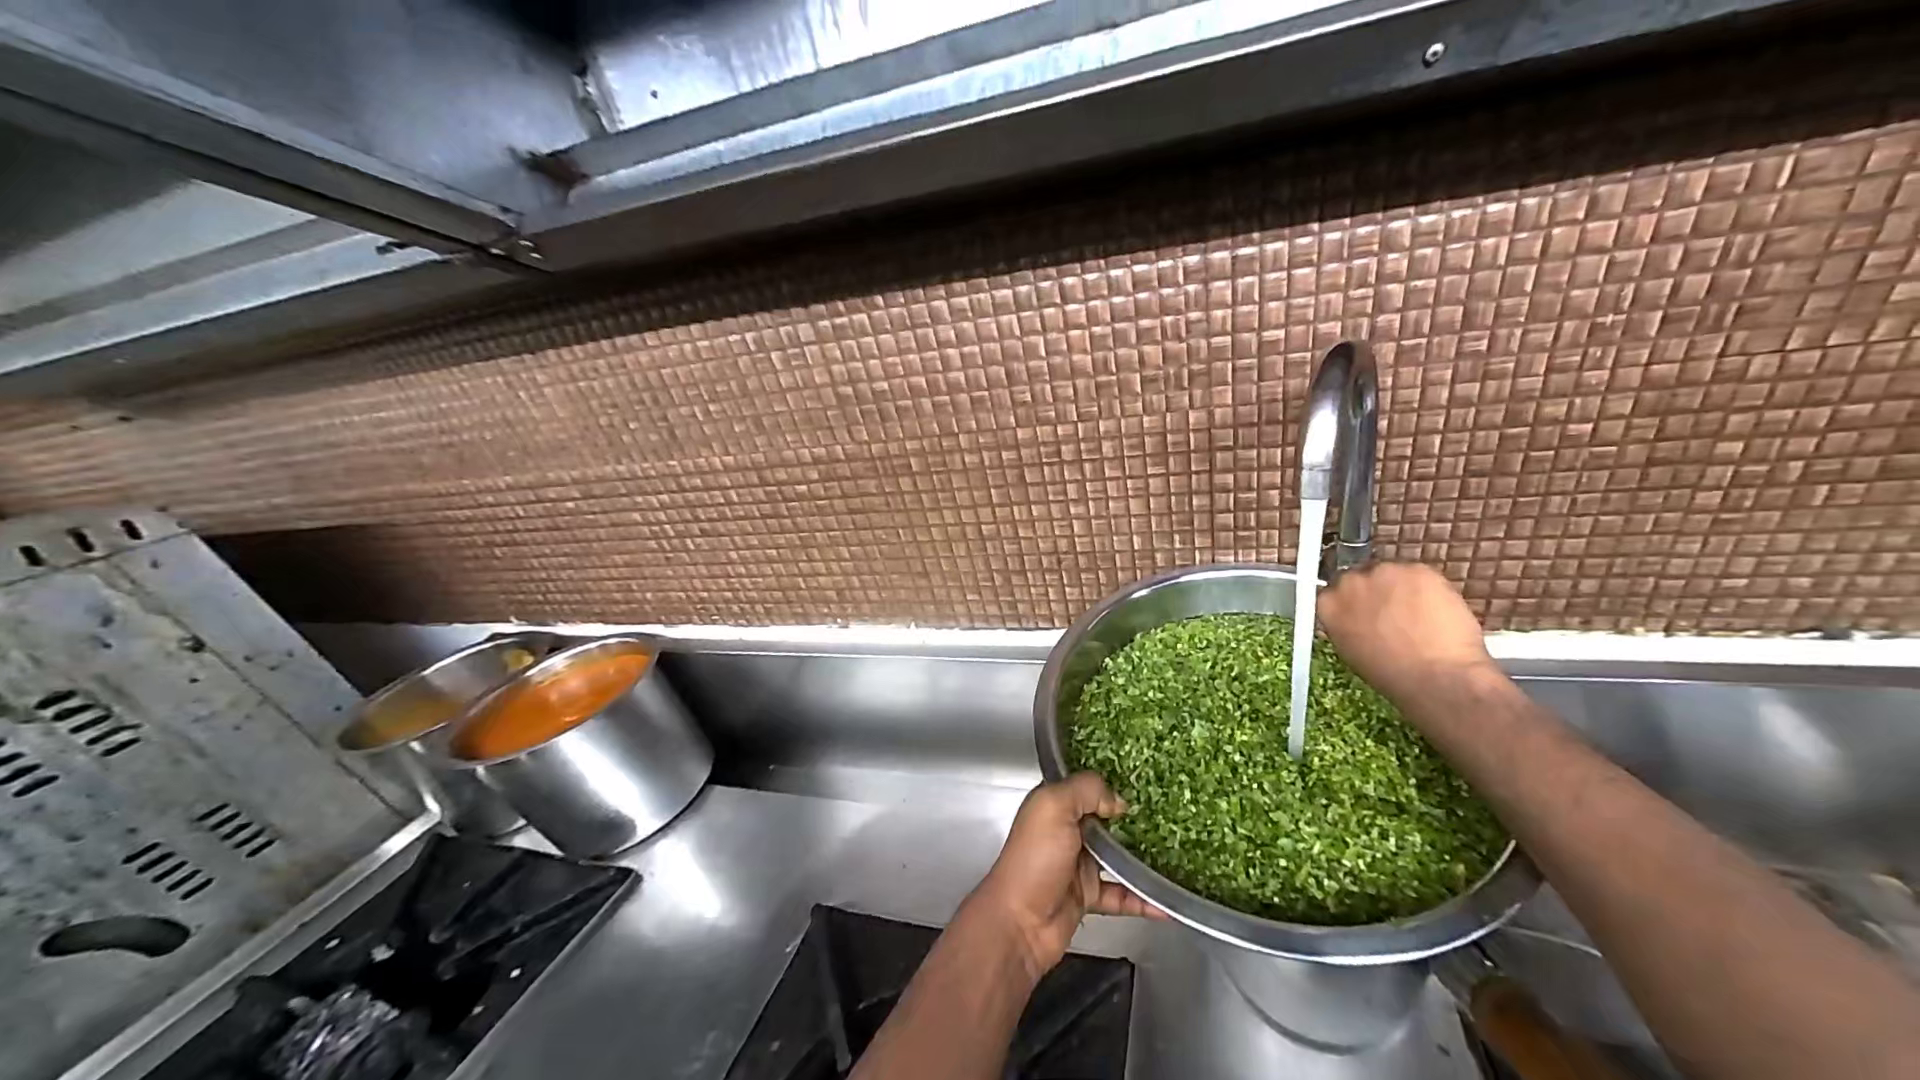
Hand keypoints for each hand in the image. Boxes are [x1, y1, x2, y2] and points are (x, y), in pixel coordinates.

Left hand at [965, 773, 1167, 980]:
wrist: (1019, 922)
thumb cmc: (1032, 860)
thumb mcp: (1053, 808)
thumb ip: (1086, 791)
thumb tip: (1118, 801)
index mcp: (1054, 806)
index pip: (1085, 786)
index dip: (1110, 782)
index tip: (1143, 778)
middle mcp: (1065, 831)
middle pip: (1106, 821)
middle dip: (1133, 819)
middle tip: (1169, 814)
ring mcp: (1077, 865)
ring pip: (1117, 857)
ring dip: (1142, 858)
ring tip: (1175, 853)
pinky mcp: (1087, 897)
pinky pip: (1122, 895)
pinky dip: (1143, 899)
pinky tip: (1166, 902)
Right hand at [1318, 561, 1499, 703]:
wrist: (1434, 675)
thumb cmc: (1391, 673)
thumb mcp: (1350, 650)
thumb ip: (1346, 624)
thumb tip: (1356, 617)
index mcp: (1328, 604)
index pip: (1336, 590)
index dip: (1355, 600)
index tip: (1367, 610)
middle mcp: (1349, 581)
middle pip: (1363, 575)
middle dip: (1378, 590)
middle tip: (1396, 612)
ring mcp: (1383, 572)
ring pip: (1394, 573)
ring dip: (1403, 588)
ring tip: (1420, 616)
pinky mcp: (1417, 569)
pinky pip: (1421, 575)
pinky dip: (1429, 589)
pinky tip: (1437, 613)